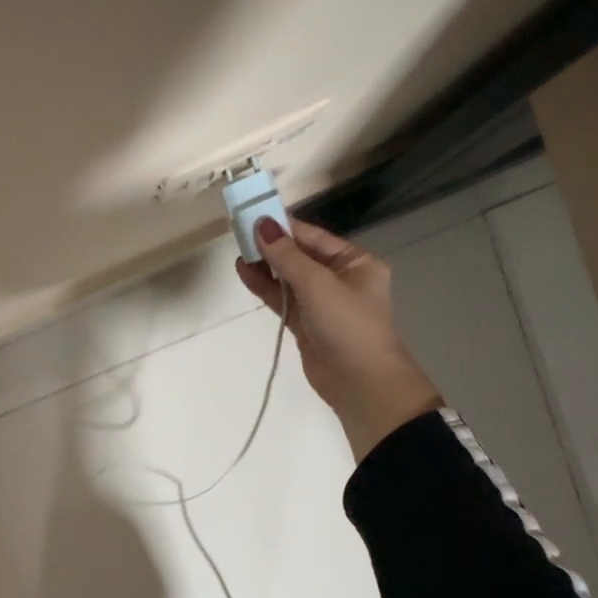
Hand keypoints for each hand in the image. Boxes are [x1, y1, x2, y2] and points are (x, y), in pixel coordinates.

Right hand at [235, 217, 442, 459]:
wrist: (360, 382)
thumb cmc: (347, 326)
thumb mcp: (318, 285)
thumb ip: (287, 257)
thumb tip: (262, 225)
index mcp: (355, 263)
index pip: (315, 238)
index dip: (285, 227)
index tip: (255, 215)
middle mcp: (340, 280)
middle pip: (301, 257)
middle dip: (273, 246)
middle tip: (240, 233)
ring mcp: (321, 304)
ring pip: (289, 279)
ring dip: (266, 267)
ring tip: (238, 252)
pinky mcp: (306, 325)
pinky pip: (283, 300)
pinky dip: (265, 288)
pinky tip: (245, 274)